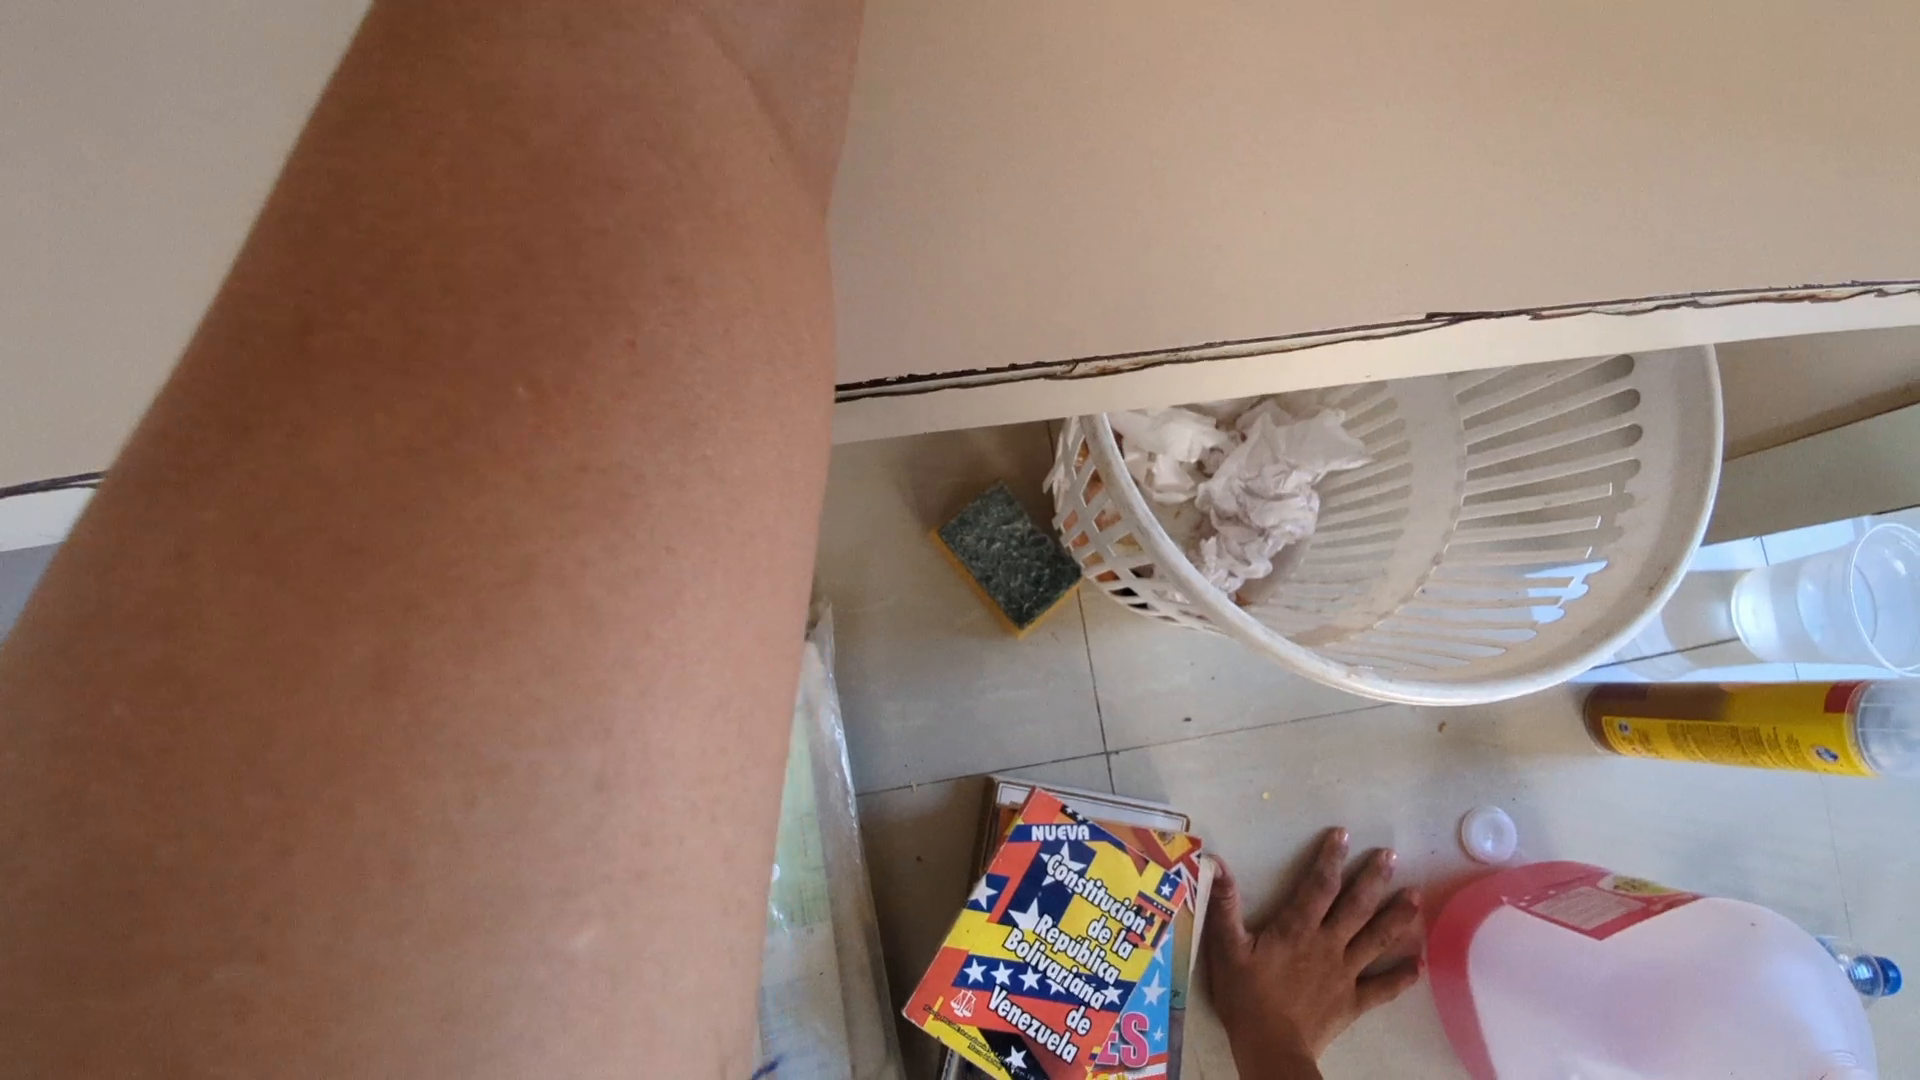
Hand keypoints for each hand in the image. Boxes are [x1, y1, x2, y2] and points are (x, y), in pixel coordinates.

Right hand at [1204, 829, 1424, 1076]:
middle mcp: (1328, 944)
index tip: (1343, 835)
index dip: (1330, 858)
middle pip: (1356, 906)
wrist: (1270, 1047)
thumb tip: (1217, 862)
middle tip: (1391, 856)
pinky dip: (1403, 976)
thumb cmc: (1245, 994)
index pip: (1318, 885)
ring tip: (1417, 896)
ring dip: (1398, 917)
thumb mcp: (1226, 946)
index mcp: (1298, 928)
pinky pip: (1384, 988)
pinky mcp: (1354, 1002)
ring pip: (1377, 940)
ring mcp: (1345, 974)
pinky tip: (1419, 964)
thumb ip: (1224, 904)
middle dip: (1373, 879)